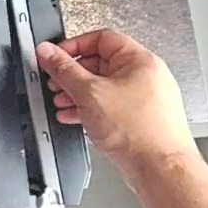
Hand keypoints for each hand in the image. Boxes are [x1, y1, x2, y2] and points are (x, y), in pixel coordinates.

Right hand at [35, 30, 196, 175]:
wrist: (159, 168)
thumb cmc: (139, 131)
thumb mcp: (89, 92)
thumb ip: (63, 69)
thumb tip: (47, 51)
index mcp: (140, 61)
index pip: (101, 39)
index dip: (74, 45)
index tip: (55, 56)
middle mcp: (146, 76)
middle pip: (99, 63)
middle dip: (71, 74)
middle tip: (55, 82)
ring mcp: (143, 97)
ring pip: (102, 86)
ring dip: (77, 93)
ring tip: (62, 102)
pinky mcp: (138, 117)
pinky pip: (108, 104)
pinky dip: (89, 108)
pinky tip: (74, 116)